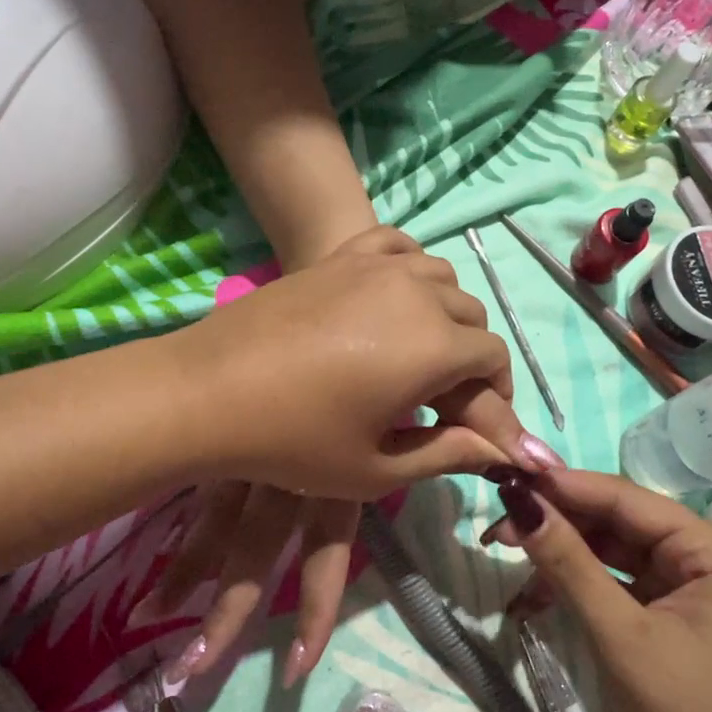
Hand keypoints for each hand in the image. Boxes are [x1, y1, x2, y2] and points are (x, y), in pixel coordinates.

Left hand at [171, 226, 548, 499]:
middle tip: (445, 394)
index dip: (497, 392)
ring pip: (439, 276)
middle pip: (472, 314)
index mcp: (434, 347)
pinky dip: (409, 264)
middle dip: (471, 355)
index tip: (478, 422)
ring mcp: (376, 266)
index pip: (493, 357)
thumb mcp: (377, 467)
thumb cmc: (295, 440)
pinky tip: (394, 292)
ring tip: (418, 347)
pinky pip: (396, 243)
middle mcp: (416, 294)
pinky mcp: (341, 257)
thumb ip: (448, 455)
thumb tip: (501, 454)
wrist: (210, 392)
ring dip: (444, 310)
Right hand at [486, 469, 711, 711]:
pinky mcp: (680, 626)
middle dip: (559, 525)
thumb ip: (569, 564)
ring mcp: (695, 595)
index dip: (563, 486)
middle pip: (621, 525)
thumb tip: (518, 497)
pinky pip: (623, 590)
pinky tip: (539, 598)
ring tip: (508, 556)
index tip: (505, 475)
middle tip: (496, 528)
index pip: (626, 498)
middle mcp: (708, 560)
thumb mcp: (623, 637)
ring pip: (617, 557)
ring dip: (565, 559)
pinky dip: (583, 591)